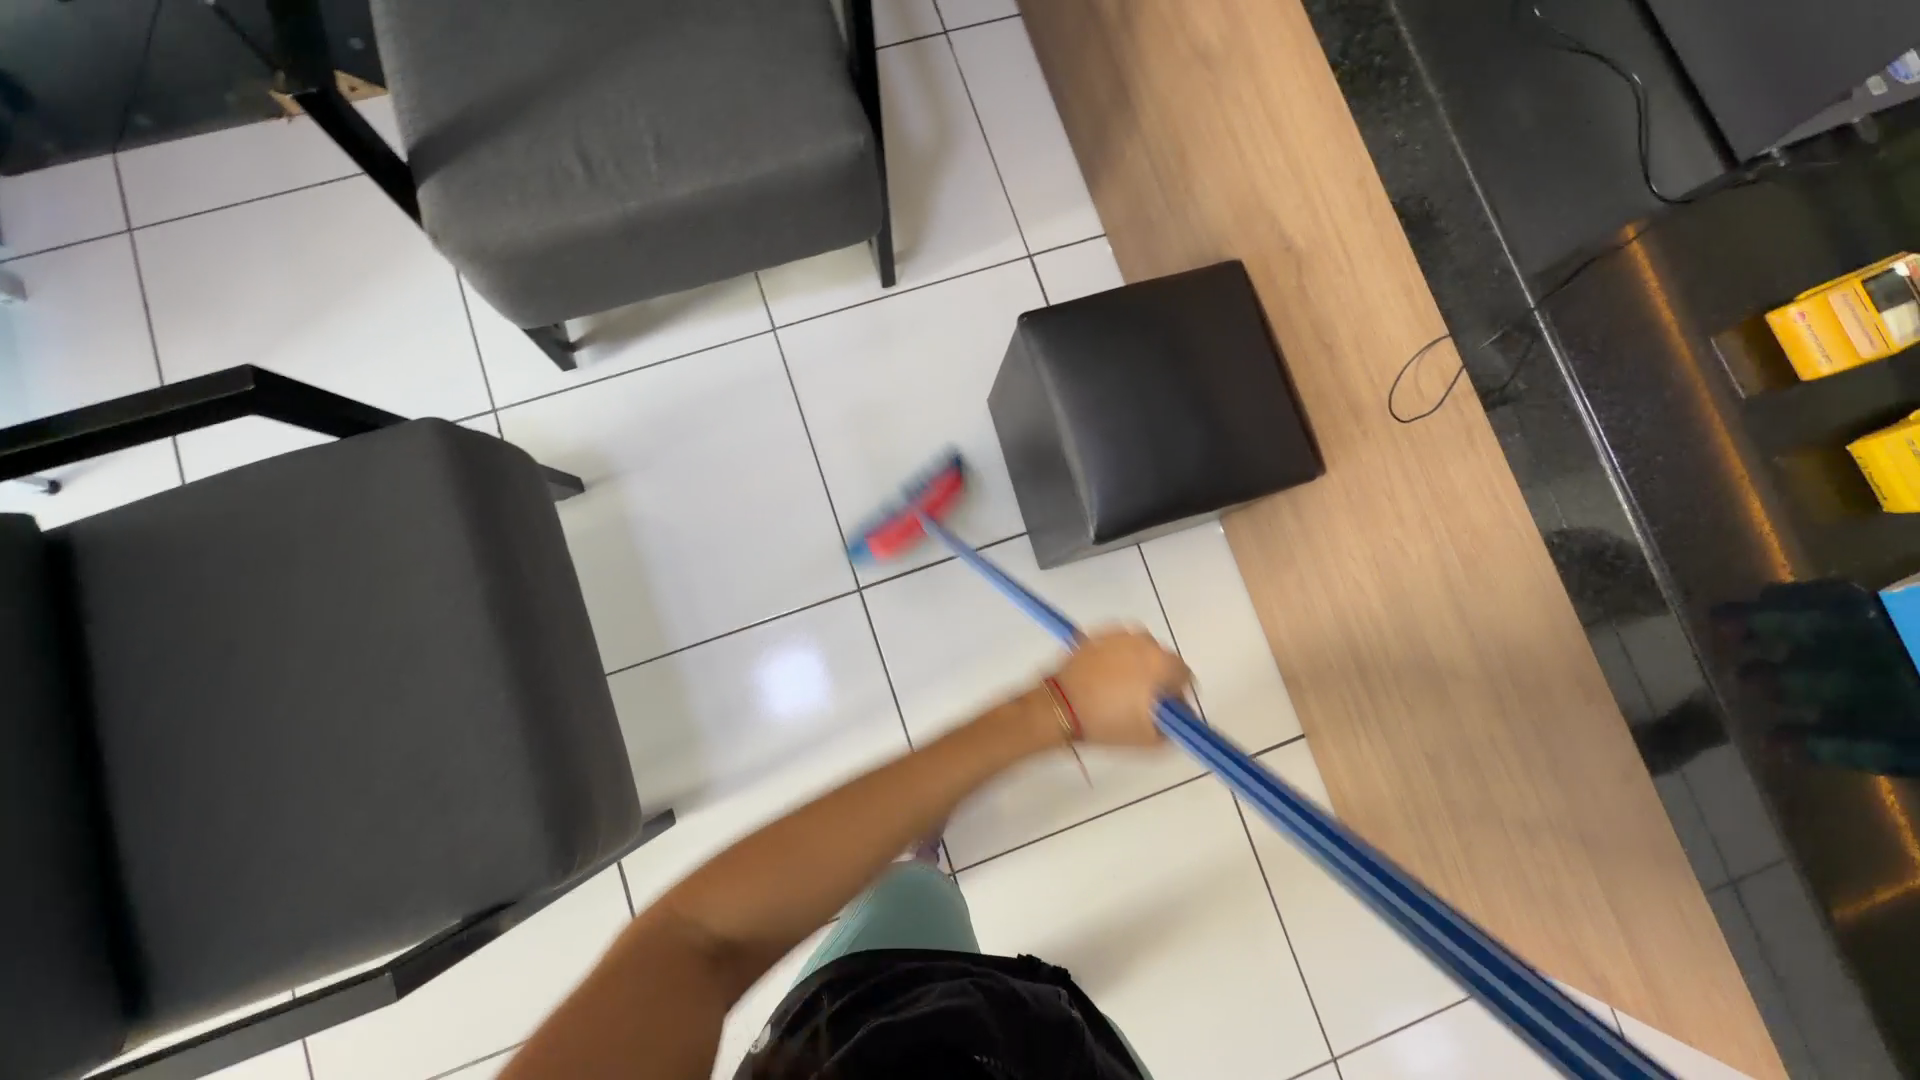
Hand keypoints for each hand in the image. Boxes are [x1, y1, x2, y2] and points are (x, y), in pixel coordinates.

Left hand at [1046, 627, 1190, 746]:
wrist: (1060, 706)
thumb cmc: (1107, 722)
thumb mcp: (1150, 738)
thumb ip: (1175, 728)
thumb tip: (1178, 718)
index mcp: (1161, 663)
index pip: (1184, 676)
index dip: (1177, 695)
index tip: (1165, 710)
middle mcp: (1143, 641)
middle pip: (1162, 659)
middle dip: (1157, 678)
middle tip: (1141, 700)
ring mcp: (1117, 634)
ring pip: (1139, 649)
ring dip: (1137, 664)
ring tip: (1119, 687)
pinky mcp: (1096, 633)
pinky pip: (1117, 645)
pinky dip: (1117, 656)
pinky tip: (1104, 675)